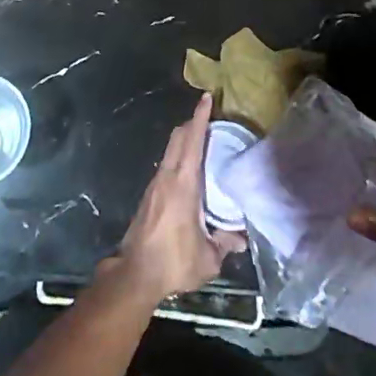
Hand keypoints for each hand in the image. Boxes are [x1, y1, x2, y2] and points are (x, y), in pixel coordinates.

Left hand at [107, 93, 245, 306]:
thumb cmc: (173, 261)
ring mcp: (154, 186)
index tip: (206, 98)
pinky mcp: (148, 197)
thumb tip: (241, 239)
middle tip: (209, 117)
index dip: (200, 118)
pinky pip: (166, 166)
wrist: (134, 276)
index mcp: (183, 183)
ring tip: (202, 142)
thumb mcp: (208, 257)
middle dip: (192, 123)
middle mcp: (167, 177)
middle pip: (178, 138)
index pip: (192, 141)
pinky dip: (178, 158)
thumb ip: (225, 243)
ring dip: (184, 141)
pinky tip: (188, 171)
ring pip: (170, 151)